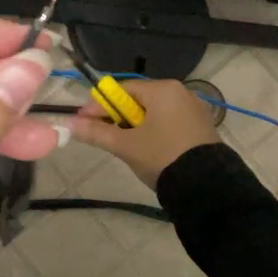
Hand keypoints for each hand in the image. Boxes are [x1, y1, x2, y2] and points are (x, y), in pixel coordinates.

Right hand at [70, 79, 220, 185]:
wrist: (207, 187)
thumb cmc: (162, 156)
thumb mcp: (125, 145)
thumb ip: (96, 132)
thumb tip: (69, 124)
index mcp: (163, 89)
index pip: (121, 90)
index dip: (99, 106)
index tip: (83, 122)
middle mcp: (181, 92)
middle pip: (137, 99)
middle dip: (116, 116)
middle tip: (102, 134)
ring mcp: (194, 109)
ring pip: (153, 112)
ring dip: (134, 125)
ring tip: (122, 144)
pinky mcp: (201, 126)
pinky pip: (169, 121)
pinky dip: (153, 130)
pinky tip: (146, 147)